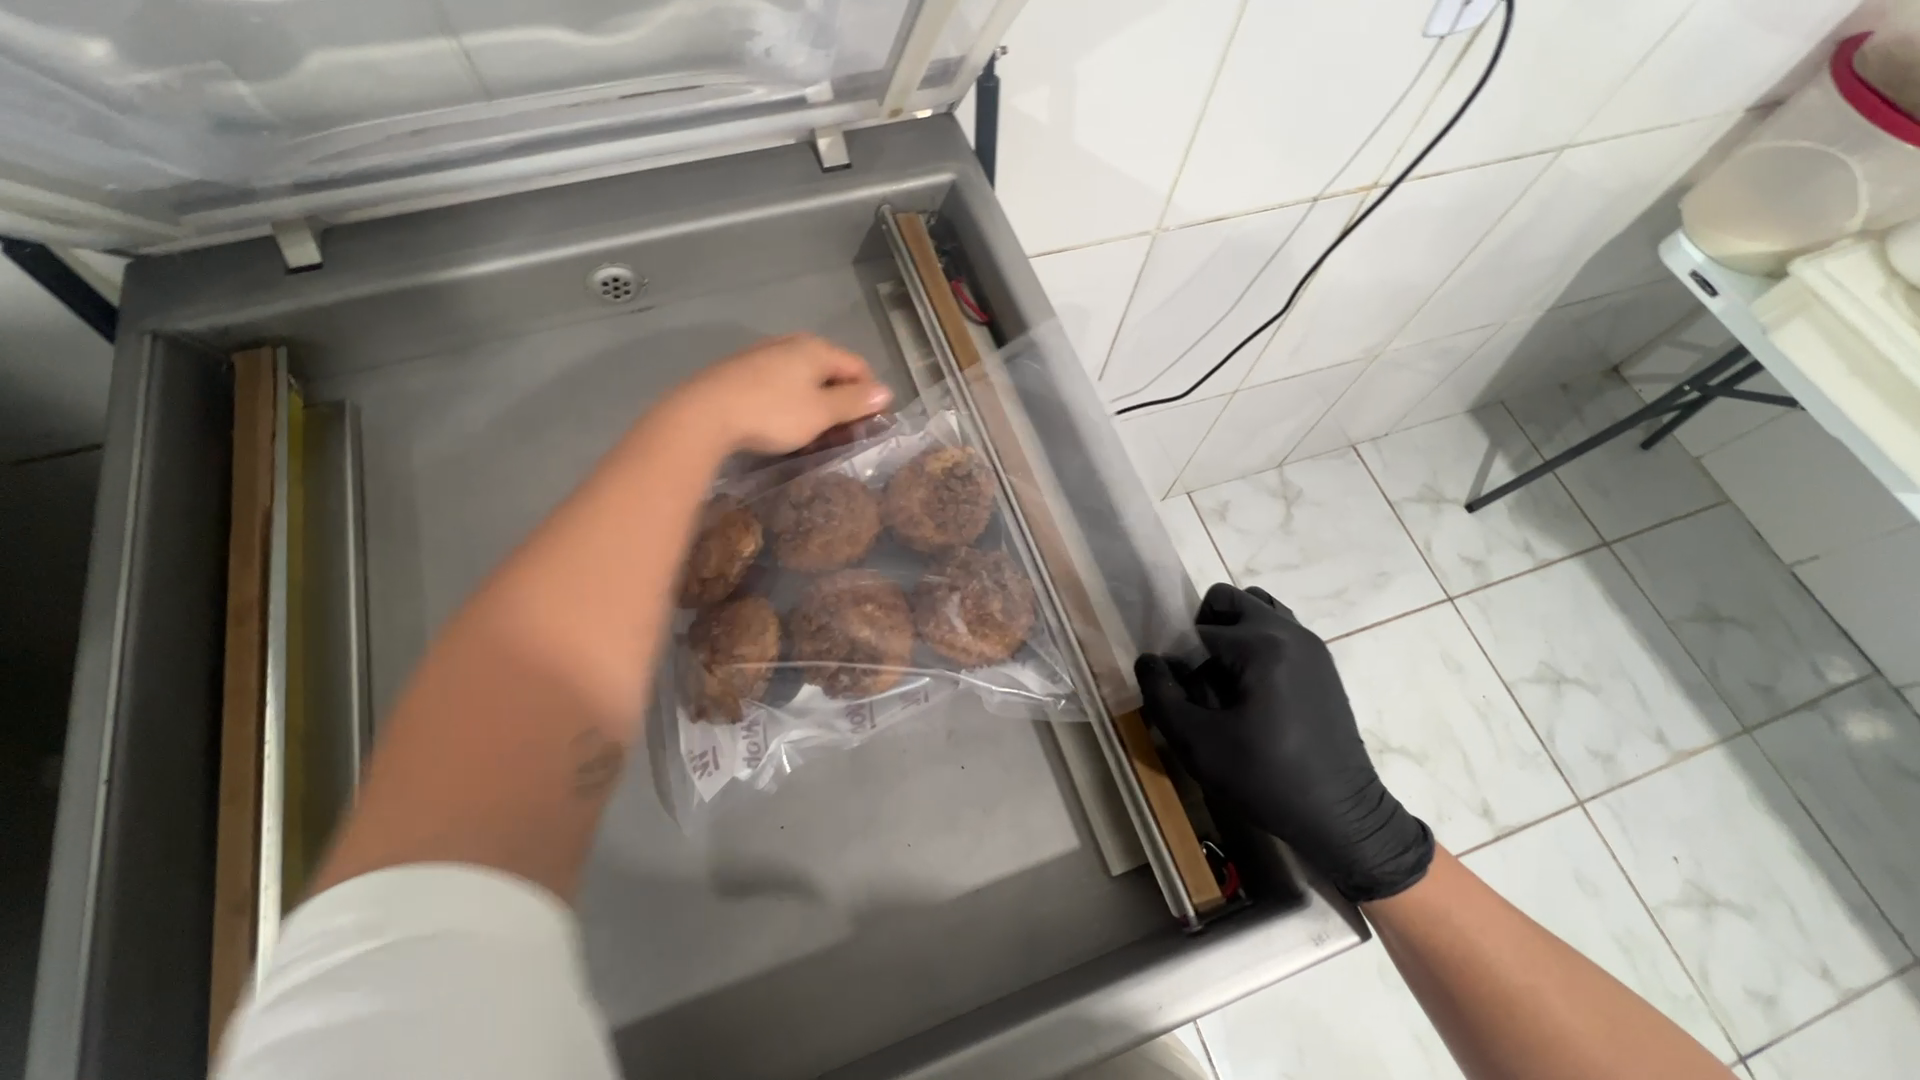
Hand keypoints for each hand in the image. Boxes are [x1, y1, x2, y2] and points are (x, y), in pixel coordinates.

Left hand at [673, 334, 893, 454]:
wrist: (704, 414)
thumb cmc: (772, 413)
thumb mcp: (820, 412)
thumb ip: (854, 402)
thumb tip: (886, 391)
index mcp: (816, 349)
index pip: (858, 366)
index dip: (870, 394)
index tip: (869, 424)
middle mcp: (791, 344)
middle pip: (829, 371)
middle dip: (840, 400)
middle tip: (841, 433)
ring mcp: (763, 355)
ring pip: (802, 378)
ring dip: (814, 403)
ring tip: (811, 432)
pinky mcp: (740, 371)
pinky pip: (778, 384)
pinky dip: (789, 402)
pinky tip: (780, 424)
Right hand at [1135, 584, 1433, 902]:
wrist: (1340, 815)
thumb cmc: (1265, 779)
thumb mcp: (1197, 744)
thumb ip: (1161, 695)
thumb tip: (1148, 661)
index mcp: (1261, 645)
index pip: (1196, 630)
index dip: (1178, 660)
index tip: (1179, 693)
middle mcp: (1289, 632)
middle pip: (1228, 601)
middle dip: (1202, 631)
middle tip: (1198, 679)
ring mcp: (1311, 645)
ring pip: (1256, 610)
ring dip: (1230, 633)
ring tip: (1224, 681)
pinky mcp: (1322, 664)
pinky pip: (1278, 632)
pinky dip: (1255, 646)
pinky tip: (1251, 691)